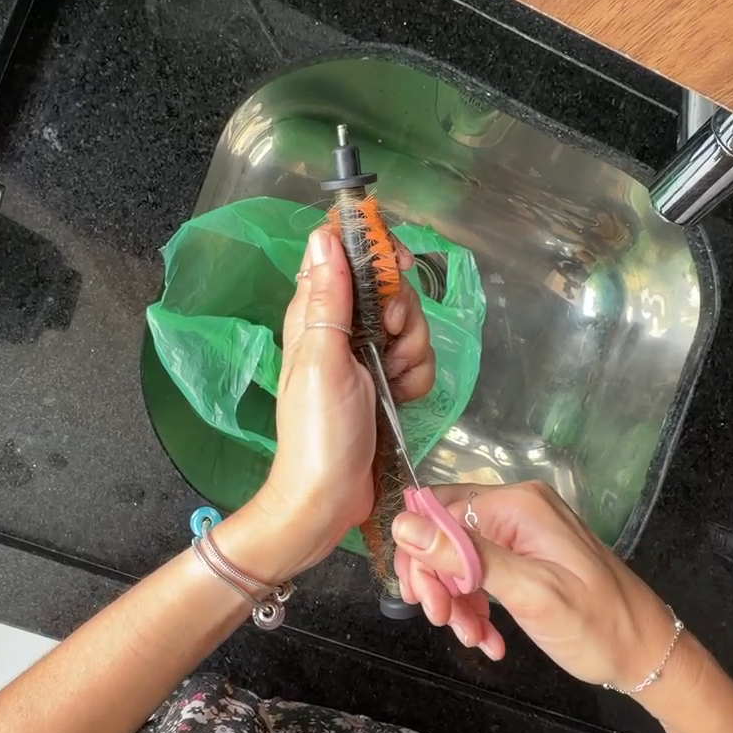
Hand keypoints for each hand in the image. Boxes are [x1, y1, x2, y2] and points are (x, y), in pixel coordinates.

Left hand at [238, 225, 433, 578]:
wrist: (329, 497)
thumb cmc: (319, 430)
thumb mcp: (322, 358)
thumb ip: (328, 298)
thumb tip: (324, 236)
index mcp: (315, 314)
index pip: (345, 255)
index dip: (375, 253)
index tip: (397, 271)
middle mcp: (342, 330)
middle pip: (390, 290)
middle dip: (403, 314)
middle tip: (389, 343)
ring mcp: (367, 358)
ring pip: (411, 326)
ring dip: (412, 353)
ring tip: (392, 382)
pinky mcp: (387, 383)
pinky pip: (417, 361)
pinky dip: (416, 378)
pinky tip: (402, 398)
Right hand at [391, 482, 680, 687]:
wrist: (650, 655)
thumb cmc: (598, 625)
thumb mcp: (530, 593)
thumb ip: (467, 557)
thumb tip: (402, 525)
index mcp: (517, 504)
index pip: (437, 512)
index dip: (421, 556)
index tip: (425, 602)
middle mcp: (516, 507)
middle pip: (444, 533)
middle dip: (437, 581)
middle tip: (445, 622)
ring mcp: (522, 532)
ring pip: (457, 557)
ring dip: (455, 600)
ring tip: (473, 637)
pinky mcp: (525, 556)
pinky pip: (480, 572)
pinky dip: (475, 605)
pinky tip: (488, 637)